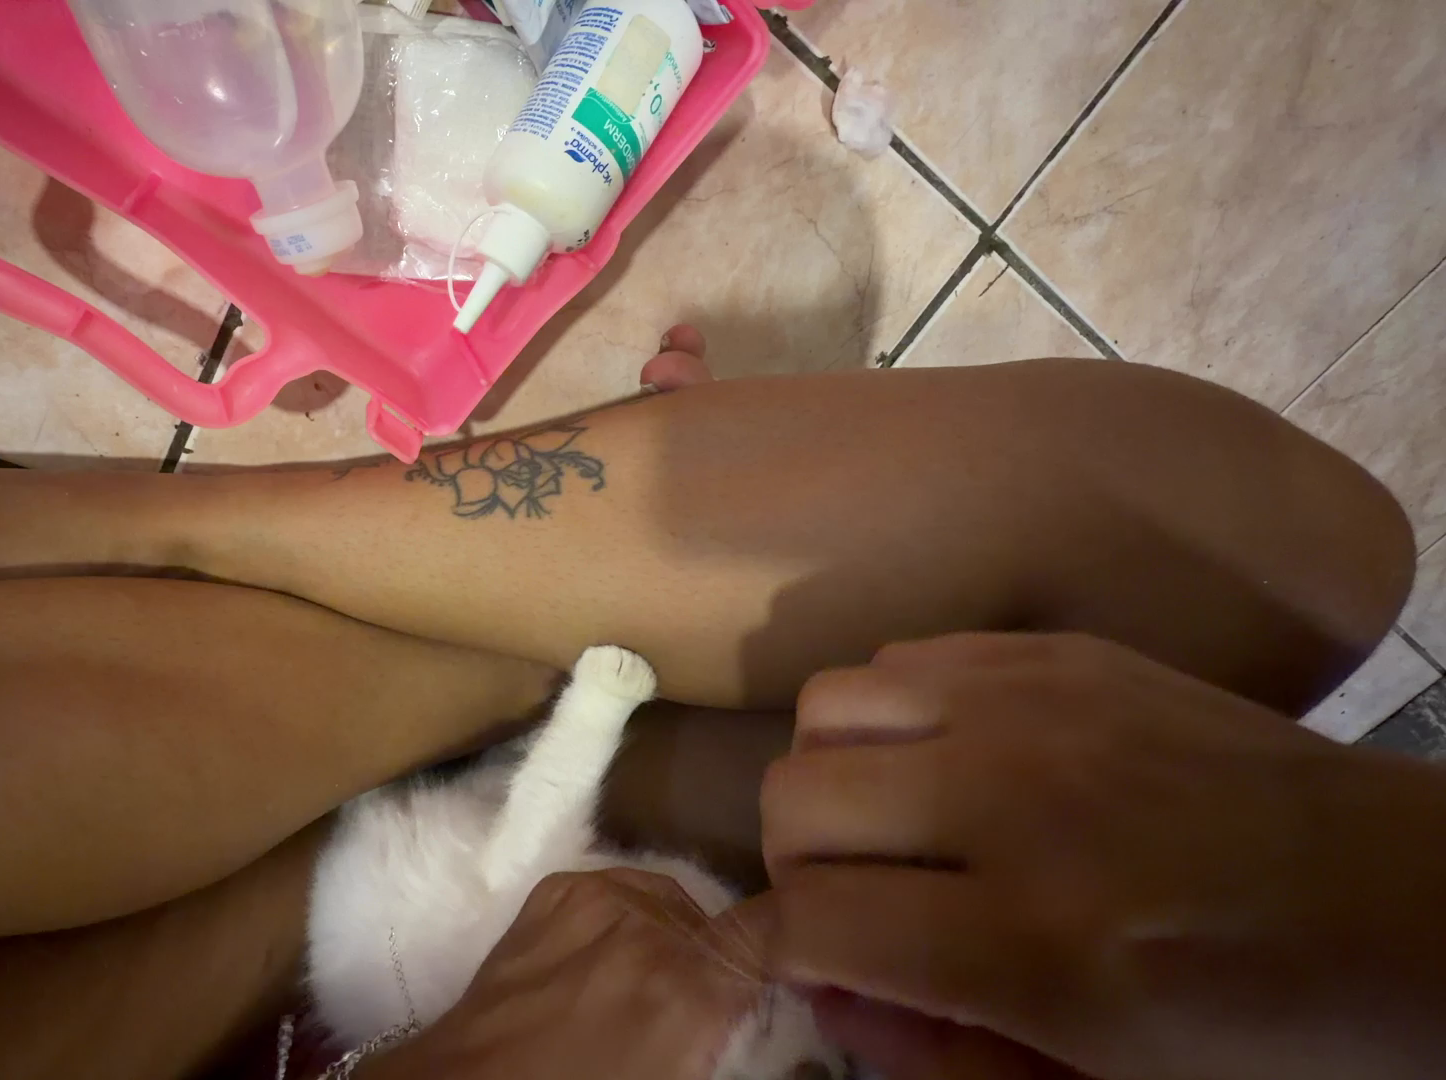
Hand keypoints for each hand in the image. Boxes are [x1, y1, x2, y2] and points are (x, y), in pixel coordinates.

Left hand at [362, 868, 768, 1079]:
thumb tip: (763, 1022)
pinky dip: (623, 912)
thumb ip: (726, 1038)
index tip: (787, 968)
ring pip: (665, 896)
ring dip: (668, 932)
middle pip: (713, 922)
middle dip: (713, 959)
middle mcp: (648, 926)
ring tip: (642, 976)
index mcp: (688, 989)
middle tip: (690, 1004)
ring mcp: (595, 894)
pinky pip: (615, 884)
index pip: (767, 934)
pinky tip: (603, 949)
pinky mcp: (556, 886)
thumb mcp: (676, 1077)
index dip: (786, 944)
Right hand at [756, 633, 1445, 1079]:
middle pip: (794, 795)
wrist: (1422, 900)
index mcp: (1038, 944)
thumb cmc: (1270, 1031)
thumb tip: (811, 990)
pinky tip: (943, 755)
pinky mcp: (1045, 651)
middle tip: (843, 887)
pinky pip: (893, 662)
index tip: (786, 951)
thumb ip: (934, 1056)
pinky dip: (887, 717)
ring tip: (883, 808)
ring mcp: (1026, 702)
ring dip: (829, 770)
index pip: (815, 918)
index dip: (775, 943)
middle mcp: (1012, 799)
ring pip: (824, 708)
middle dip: (794, 858)